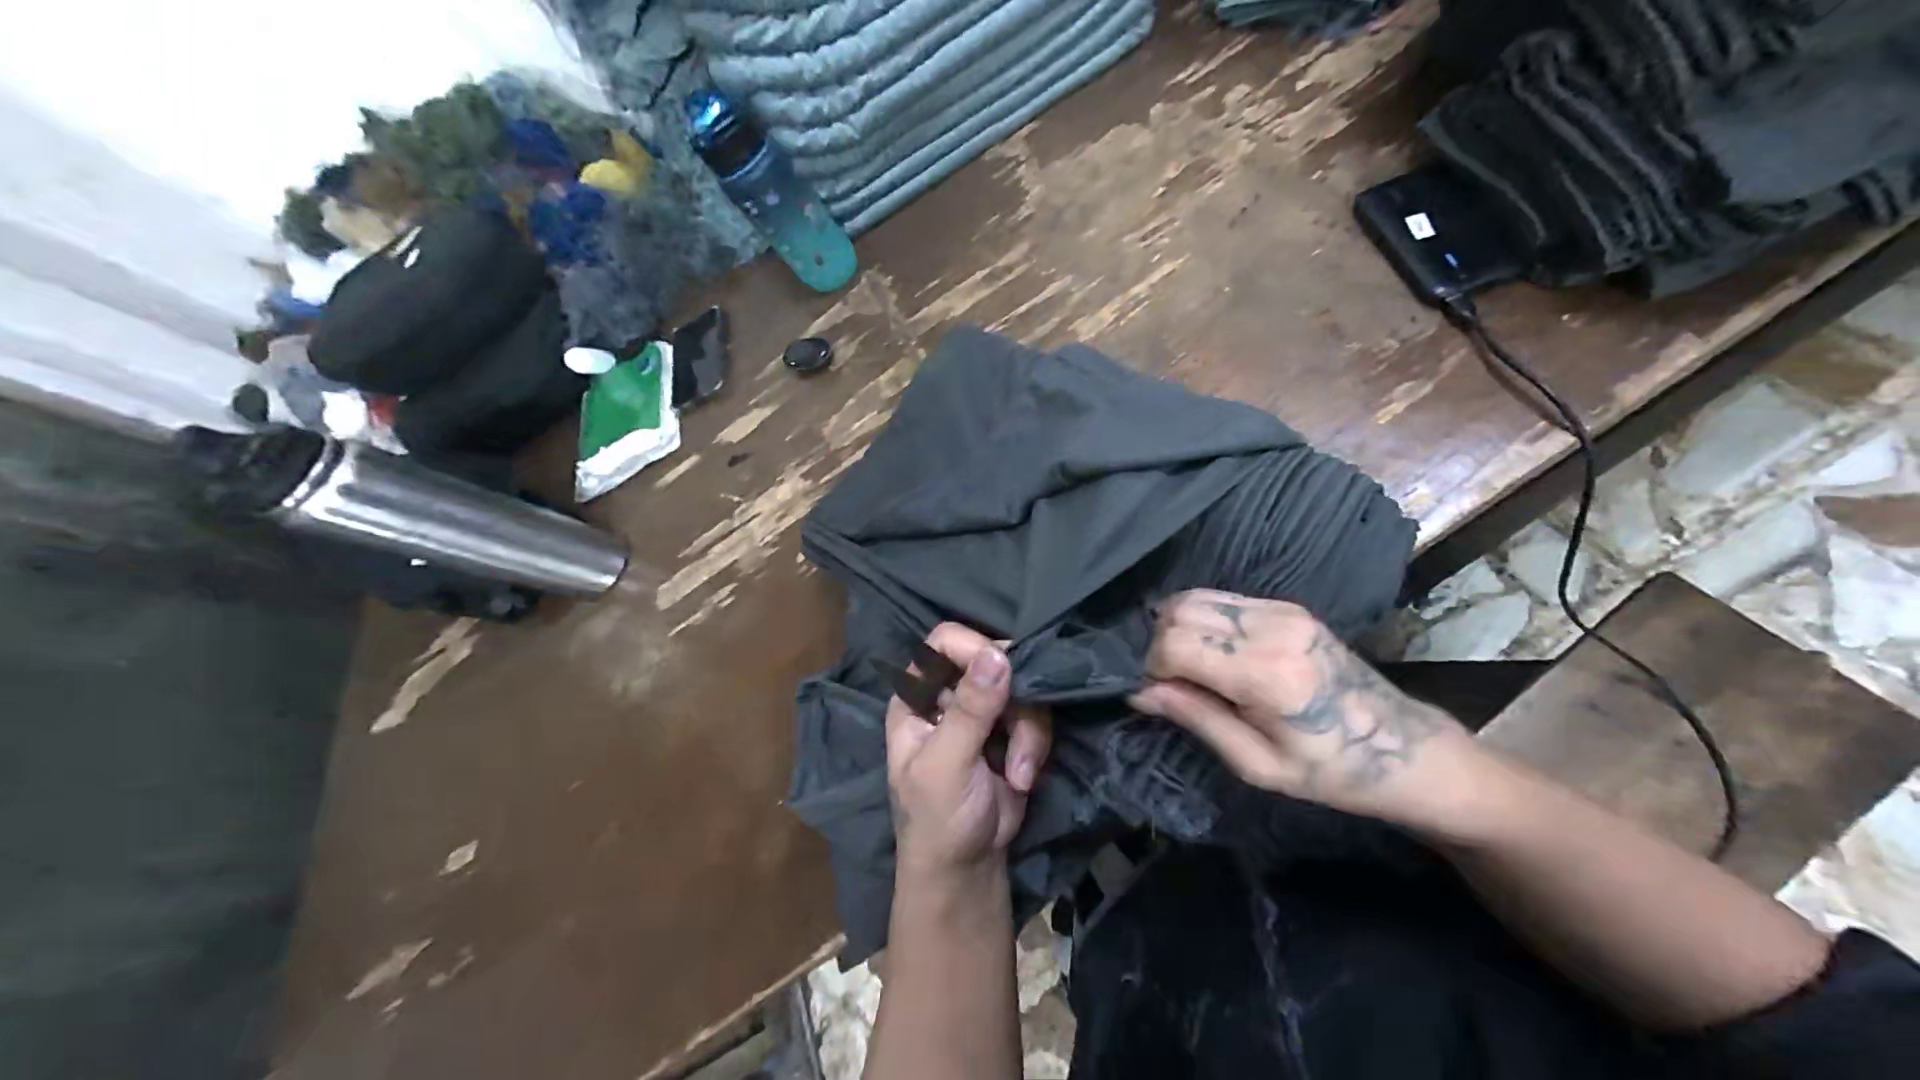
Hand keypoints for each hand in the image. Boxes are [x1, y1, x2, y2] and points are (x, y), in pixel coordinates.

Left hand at [885, 624, 1052, 878]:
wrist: (968, 868)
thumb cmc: (938, 818)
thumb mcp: (946, 764)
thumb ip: (970, 710)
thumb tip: (997, 653)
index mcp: (917, 695)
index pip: (945, 643)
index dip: (974, 649)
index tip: (1003, 673)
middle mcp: (949, 694)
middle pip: (993, 660)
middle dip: (1012, 701)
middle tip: (1016, 735)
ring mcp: (983, 711)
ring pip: (1022, 689)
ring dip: (1028, 733)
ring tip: (1018, 773)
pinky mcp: (1012, 730)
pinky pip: (1036, 714)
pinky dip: (1035, 746)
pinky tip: (1022, 778)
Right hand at [1130, 589, 1474, 823]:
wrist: (1405, 750)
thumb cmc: (1331, 772)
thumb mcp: (1256, 764)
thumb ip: (1195, 717)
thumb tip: (1138, 691)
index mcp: (1267, 673)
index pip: (1174, 643)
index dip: (1151, 668)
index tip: (1158, 696)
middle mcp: (1273, 627)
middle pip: (1178, 611)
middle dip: (1159, 645)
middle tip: (1173, 684)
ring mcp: (1281, 610)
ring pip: (1193, 597)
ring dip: (1177, 629)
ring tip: (1192, 670)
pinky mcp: (1286, 605)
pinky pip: (1219, 598)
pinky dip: (1201, 621)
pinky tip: (1214, 654)